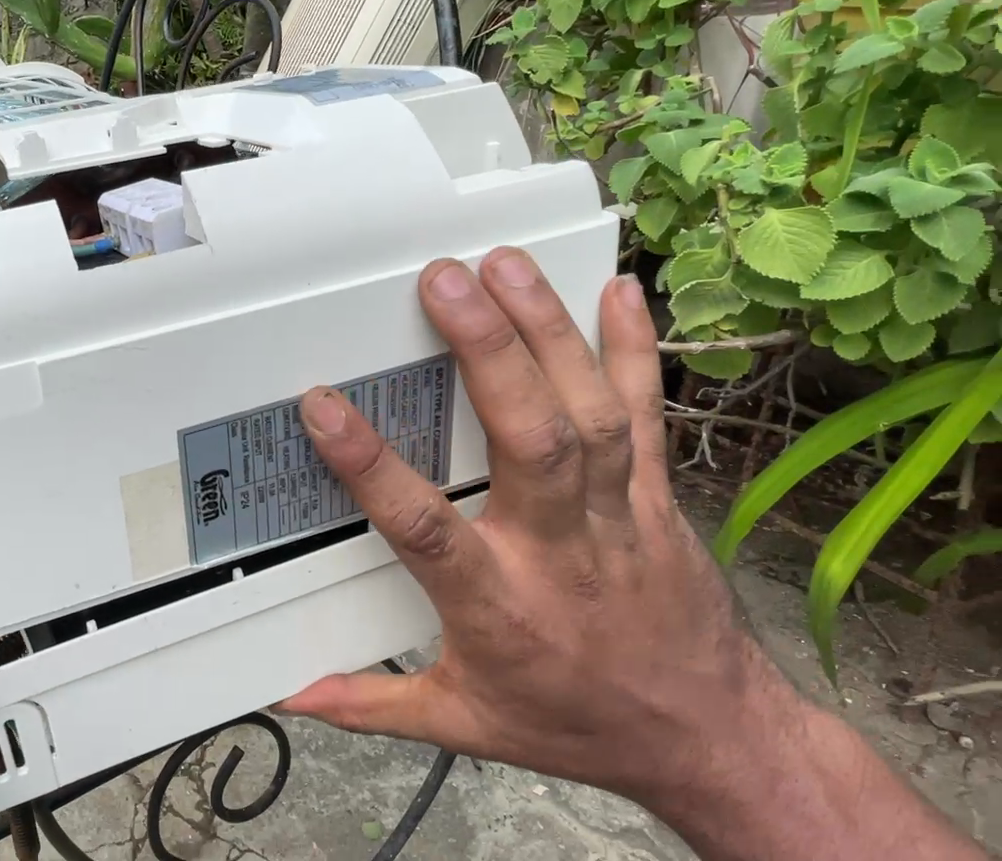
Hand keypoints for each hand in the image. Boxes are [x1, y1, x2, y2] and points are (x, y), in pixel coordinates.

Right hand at [278, 248, 981, 860]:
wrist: (714, 741)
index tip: (323, 404)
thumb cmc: (577, 723)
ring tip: (505, 267)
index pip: (422, 524)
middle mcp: (559, 547)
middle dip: (488, 353)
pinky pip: (648, 415)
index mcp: (497, 601)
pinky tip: (618, 291)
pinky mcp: (656, 497)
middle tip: (444, 284)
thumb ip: (371, 704)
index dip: (371, 464)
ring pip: (590, 413)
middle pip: (529, 438)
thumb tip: (294, 694)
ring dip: (549, 332)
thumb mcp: (463, 722)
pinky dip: (634, 350)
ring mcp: (618, 514)